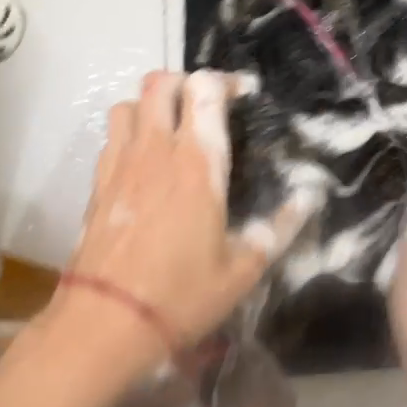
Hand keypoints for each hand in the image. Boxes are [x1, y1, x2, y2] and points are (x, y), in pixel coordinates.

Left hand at [50, 71, 275, 354]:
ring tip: (173, 128)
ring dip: (152, 105)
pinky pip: (111, 138)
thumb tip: (309, 199)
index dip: (226, 81)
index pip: (205, 90)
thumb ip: (277, 228)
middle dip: (186, 83)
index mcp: (197, 163)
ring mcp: (119, 165)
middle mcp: (155, 151)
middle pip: (160, 83)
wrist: (105, 325)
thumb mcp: (243, 269)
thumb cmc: (182, 295)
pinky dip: (130, 133)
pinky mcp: (97, 185)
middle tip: (208, 105)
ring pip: (128, 104)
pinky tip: (146, 164)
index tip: (244, 95)